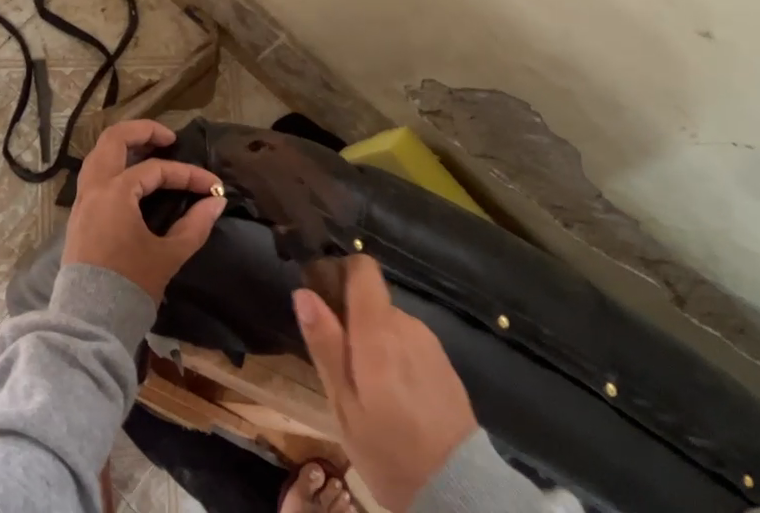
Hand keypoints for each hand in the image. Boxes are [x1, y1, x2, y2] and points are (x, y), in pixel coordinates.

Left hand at [63, 120, 226, 300]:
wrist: (90, 320)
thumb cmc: (130, 284)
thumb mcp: (168, 255)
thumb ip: (194, 226)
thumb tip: (215, 204)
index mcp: (115, 193)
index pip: (157, 170)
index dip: (189, 175)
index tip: (213, 188)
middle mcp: (93, 189)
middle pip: (113, 140)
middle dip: (143, 131)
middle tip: (170, 138)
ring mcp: (82, 201)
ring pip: (98, 156)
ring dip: (124, 146)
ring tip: (151, 150)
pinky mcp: (79, 216)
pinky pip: (94, 175)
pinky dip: (113, 166)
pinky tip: (132, 177)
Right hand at [294, 257, 477, 512]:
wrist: (456, 489)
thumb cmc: (388, 449)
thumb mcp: (343, 404)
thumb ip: (325, 344)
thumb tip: (304, 292)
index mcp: (378, 331)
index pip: (363, 269)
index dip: (340, 273)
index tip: (323, 299)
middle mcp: (406, 325)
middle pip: (371, 302)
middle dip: (351, 323)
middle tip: (340, 371)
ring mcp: (429, 342)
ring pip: (388, 325)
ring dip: (373, 344)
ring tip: (368, 393)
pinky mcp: (443, 361)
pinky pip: (408, 343)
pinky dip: (394, 358)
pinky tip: (394, 398)